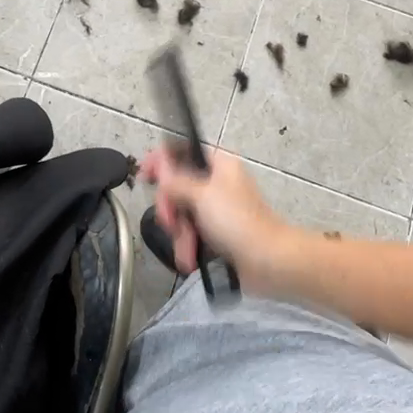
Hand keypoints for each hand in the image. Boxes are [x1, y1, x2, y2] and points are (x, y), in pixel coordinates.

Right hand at [140, 146, 296, 290]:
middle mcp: (217, 182)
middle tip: (171, 222)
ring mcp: (217, 208)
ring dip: (180, 232)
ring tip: (187, 249)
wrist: (268, 261)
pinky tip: (190, 258)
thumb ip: (176, 180)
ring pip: (183, 212)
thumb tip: (160, 164)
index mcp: (218, 164)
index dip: (161, 160)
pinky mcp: (218, 232)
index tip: (144, 175)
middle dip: (171, 208)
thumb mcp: (201, 195)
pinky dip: (189, 244)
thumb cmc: (236, 221)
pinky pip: (193, 232)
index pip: (183, 151)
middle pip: (178, 185)